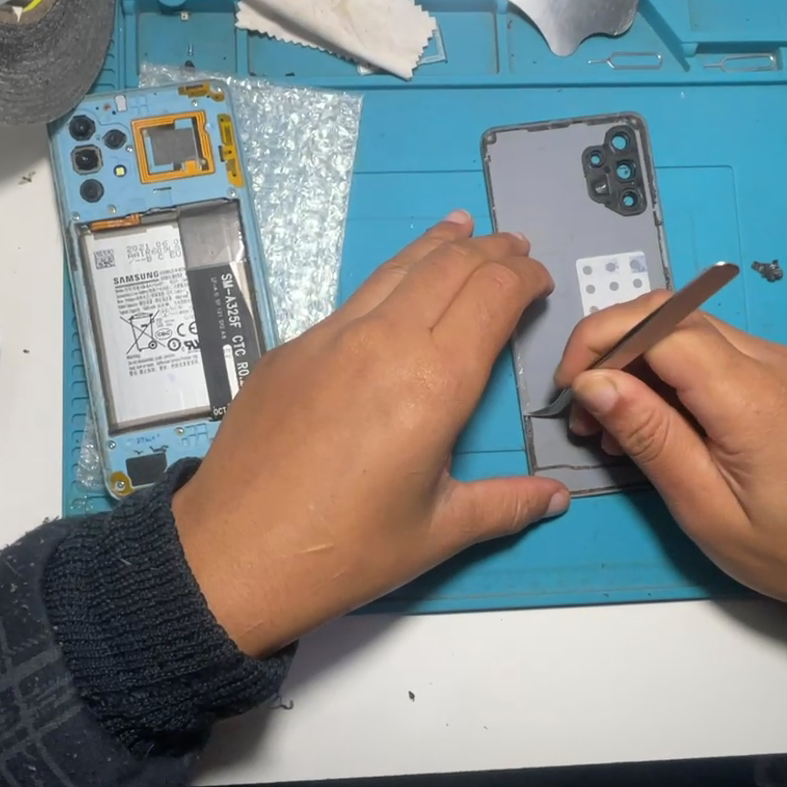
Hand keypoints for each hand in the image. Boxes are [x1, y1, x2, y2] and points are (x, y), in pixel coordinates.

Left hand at [174, 213, 569, 655]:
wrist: (231, 556)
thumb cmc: (343, 552)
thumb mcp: (435, 532)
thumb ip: (504, 505)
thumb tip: (555, 498)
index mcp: (434, 382)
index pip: (493, 296)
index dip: (525, 279)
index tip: (540, 281)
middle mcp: (384, 342)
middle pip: (448, 266)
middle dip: (490, 250)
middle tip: (514, 248)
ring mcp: (328, 338)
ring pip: (395, 269)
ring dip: (438, 246)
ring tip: (461, 230)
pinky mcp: (290, 349)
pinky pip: (352, 301)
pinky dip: (390, 281)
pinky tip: (393, 294)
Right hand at [553, 295, 786, 611]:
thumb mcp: (708, 510)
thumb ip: (651, 437)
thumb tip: (593, 382)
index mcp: (751, 396)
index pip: (658, 325)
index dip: (602, 342)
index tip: (570, 391)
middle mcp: (769, 359)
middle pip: (668, 313)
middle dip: (610, 348)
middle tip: (585, 411)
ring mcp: (780, 360)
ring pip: (685, 327)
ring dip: (635, 361)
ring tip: (612, 426)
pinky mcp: (782, 371)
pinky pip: (710, 351)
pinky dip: (666, 372)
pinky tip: (654, 421)